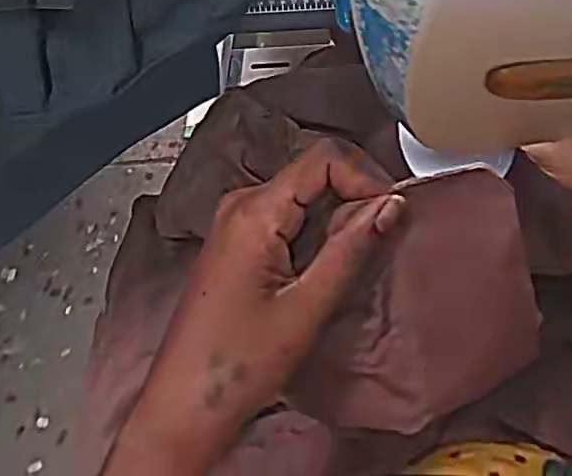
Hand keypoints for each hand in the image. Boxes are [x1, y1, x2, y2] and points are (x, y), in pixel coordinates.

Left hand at [106, 140, 404, 474]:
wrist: (180, 412)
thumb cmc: (235, 368)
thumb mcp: (306, 308)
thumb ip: (351, 248)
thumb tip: (391, 203)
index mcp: (254, 211)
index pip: (324, 158)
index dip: (364, 176)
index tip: (390, 208)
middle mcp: (242, 203)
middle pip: (315, 170)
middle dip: (355, 193)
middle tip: (380, 232)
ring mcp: (237, 219)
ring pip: (305, 190)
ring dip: (338, 211)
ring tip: (355, 252)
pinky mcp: (239, 238)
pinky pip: (289, 211)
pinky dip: (318, 226)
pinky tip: (326, 261)